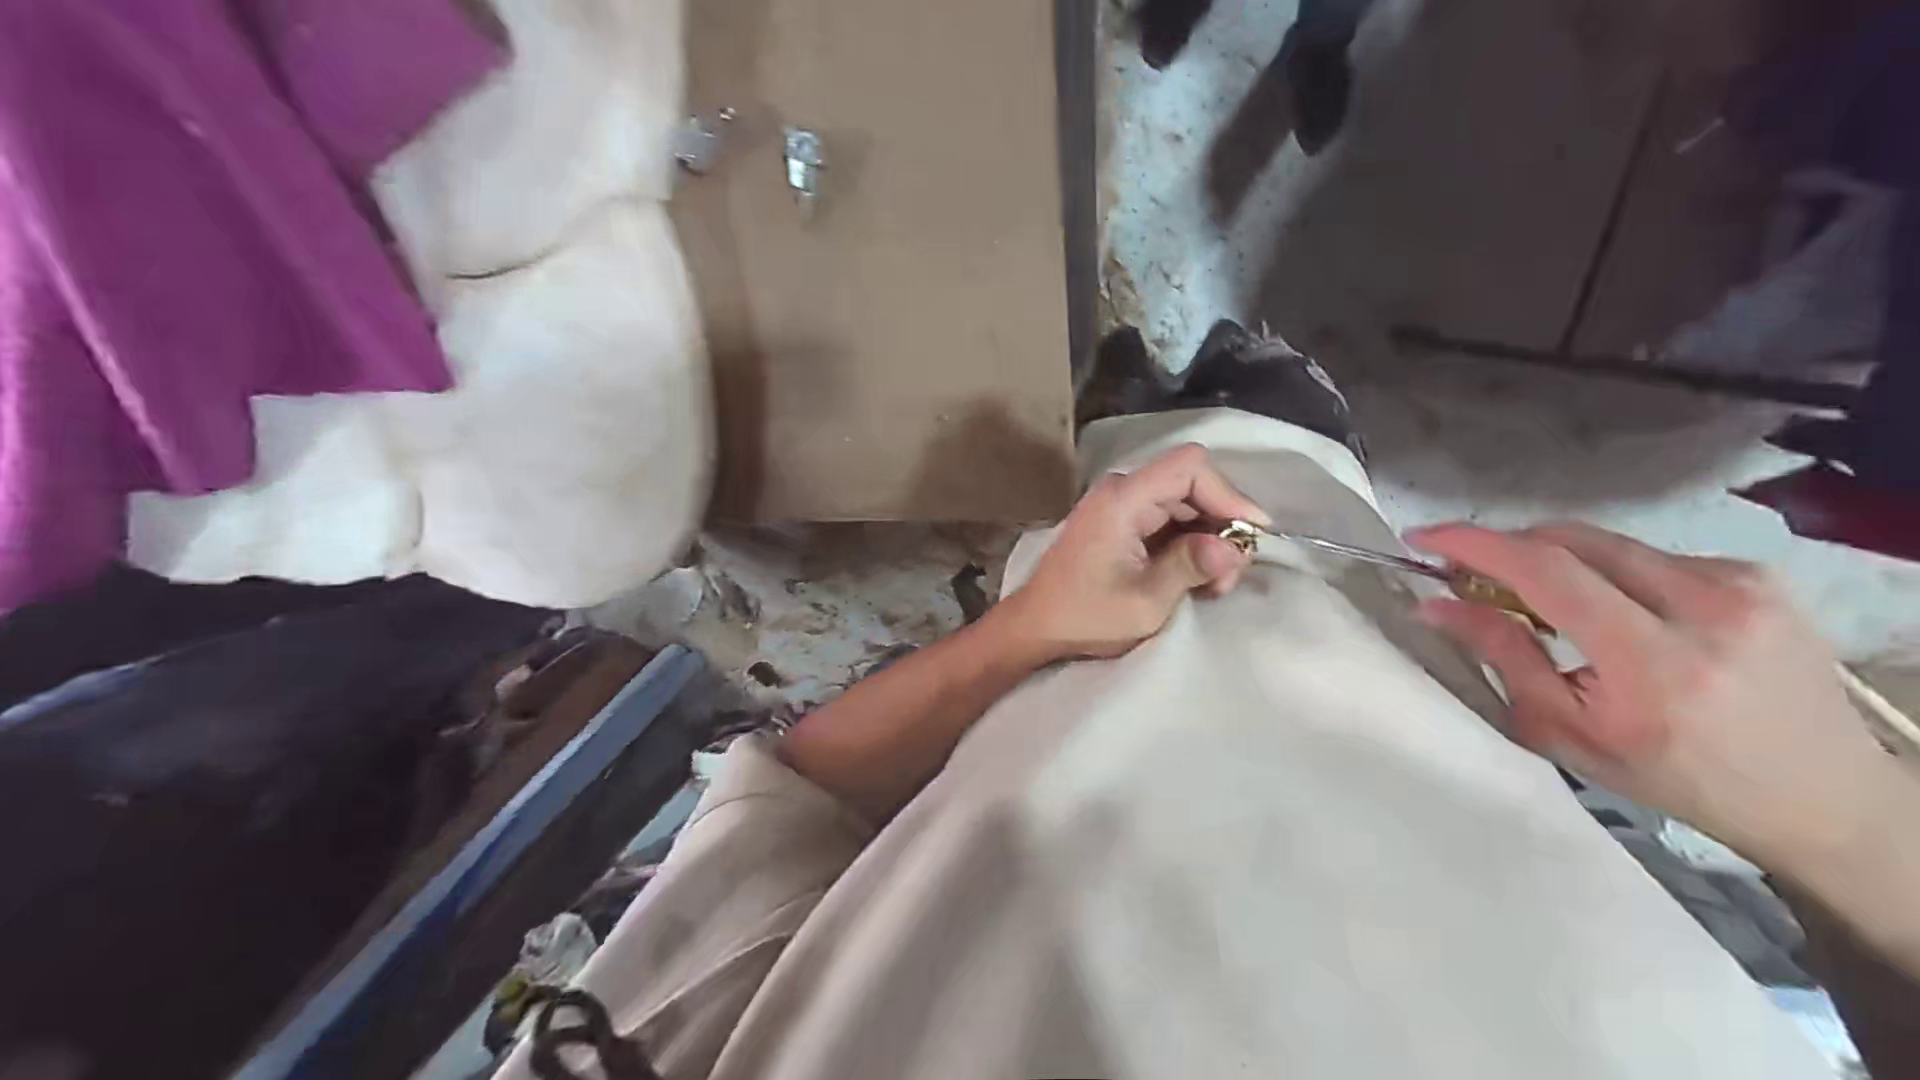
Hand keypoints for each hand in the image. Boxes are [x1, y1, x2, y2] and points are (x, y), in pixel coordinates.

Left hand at [992, 444, 1266, 663]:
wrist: (1035, 626)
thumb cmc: (1086, 616)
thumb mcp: (1146, 600)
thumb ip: (1191, 566)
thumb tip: (1235, 548)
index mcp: (1123, 500)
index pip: (1190, 467)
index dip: (1229, 494)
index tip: (1250, 535)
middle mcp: (1121, 492)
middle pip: (1191, 486)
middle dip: (1221, 525)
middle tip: (1230, 575)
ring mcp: (1118, 507)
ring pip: (1183, 506)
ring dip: (1207, 540)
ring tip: (1213, 585)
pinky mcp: (1119, 525)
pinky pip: (1166, 521)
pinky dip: (1187, 545)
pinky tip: (1195, 579)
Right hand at [1408, 521, 1895, 867]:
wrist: (1823, 796)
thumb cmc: (1674, 775)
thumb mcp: (1564, 729)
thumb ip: (1502, 656)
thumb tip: (1435, 604)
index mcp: (1655, 660)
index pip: (1547, 571)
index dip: (1475, 544)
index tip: (1423, 537)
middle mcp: (1708, 606)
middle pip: (1571, 540)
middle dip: (1504, 546)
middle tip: (1463, 571)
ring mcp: (1742, 584)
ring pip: (1604, 542)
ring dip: (1549, 559)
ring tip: (1527, 596)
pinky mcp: (1756, 576)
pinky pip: (1642, 553)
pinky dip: (1597, 569)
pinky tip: (1597, 605)